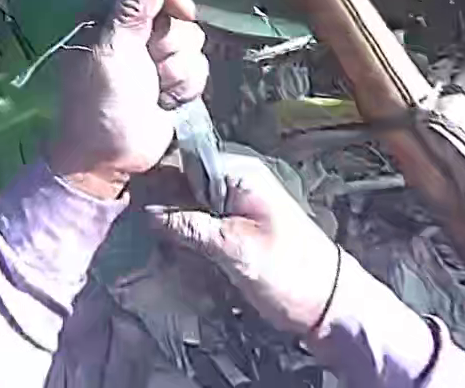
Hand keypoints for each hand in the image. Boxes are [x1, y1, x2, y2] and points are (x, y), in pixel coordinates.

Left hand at [46, 0, 208, 199]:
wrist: (109, 156)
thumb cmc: (99, 100)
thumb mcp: (112, 51)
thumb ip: (133, 10)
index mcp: (113, 16)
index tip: (182, 11)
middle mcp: (137, 30)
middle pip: (179, 18)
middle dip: (169, 46)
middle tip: (147, 66)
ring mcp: (157, 56)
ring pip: (194, 45)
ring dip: (176, 71)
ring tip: (153, 89)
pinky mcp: (174, 80)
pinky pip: (199, 70)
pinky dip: (184, 88)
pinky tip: (164, 102)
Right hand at [145, 153, 341, 335]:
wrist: (335, 308)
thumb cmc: (288, 272)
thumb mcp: (234, 250)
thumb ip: (189, 226)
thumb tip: (146, 211)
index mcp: (237, 169)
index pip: (183, 155)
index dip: (154, 170)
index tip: (129, 189)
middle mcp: (235, 175)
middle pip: (184, 174)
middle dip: (159, 194)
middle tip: (132, 213)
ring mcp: (238, 196)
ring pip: (190, 194)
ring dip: (171, 212)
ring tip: (145, 228)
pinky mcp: (238, 218)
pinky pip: (202, 211)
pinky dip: (186, 223)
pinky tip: (169, 239)